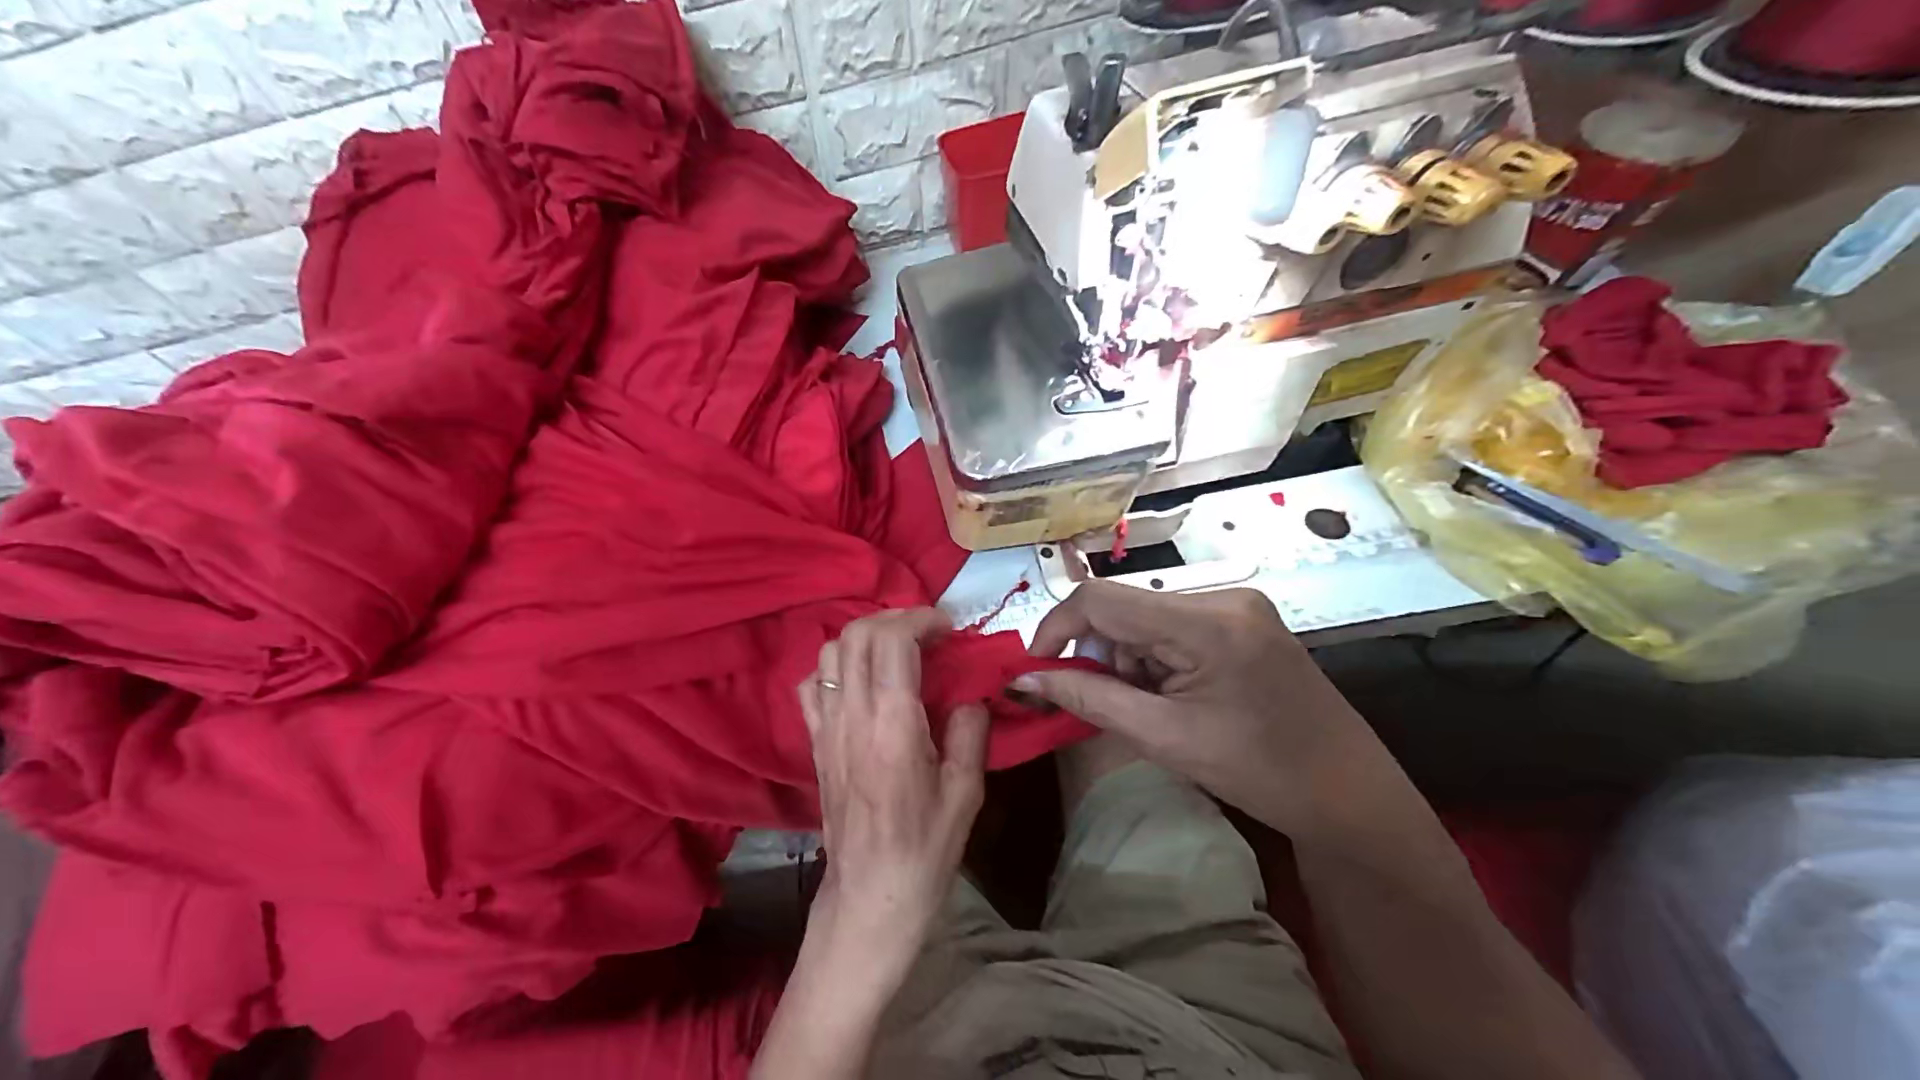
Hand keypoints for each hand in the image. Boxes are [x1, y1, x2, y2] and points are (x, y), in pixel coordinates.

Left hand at [797, 608, 988, 979]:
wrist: (870, 896)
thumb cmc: (925, 849)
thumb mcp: (966, 791)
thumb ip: (969, 731)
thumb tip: (969, 695)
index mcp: (893, 725)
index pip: (893, 641)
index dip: (922, 619)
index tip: (949, 629)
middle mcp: (852, 716)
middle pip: (856, 635)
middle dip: (895, 618)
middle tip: (927, 632)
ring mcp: (826, 727)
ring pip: (831, 652)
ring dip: (866, 637)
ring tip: (898, 649)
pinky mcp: (815, 742)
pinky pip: (812, 684)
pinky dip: (836, 666)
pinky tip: (861, 681)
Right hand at [1013, 582, 1378, 835]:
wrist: (1348, 792)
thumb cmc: (1259, 773)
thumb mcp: (1164, 737)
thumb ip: (1087, 698)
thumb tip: (1024, 680)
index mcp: (1207, 621)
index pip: (1102, 599)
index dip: (1057, 628)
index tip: (1038, 670)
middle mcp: (1222, 596)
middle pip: (1124, 608)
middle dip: (1100, 654)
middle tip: (1106, 705)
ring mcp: (1237, 605)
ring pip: (1145, 619)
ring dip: (1128, 661)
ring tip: (1153, 710)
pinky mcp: (1243, 619)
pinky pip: (1173, 626)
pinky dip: (1154, 659)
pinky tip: (1174, 696)